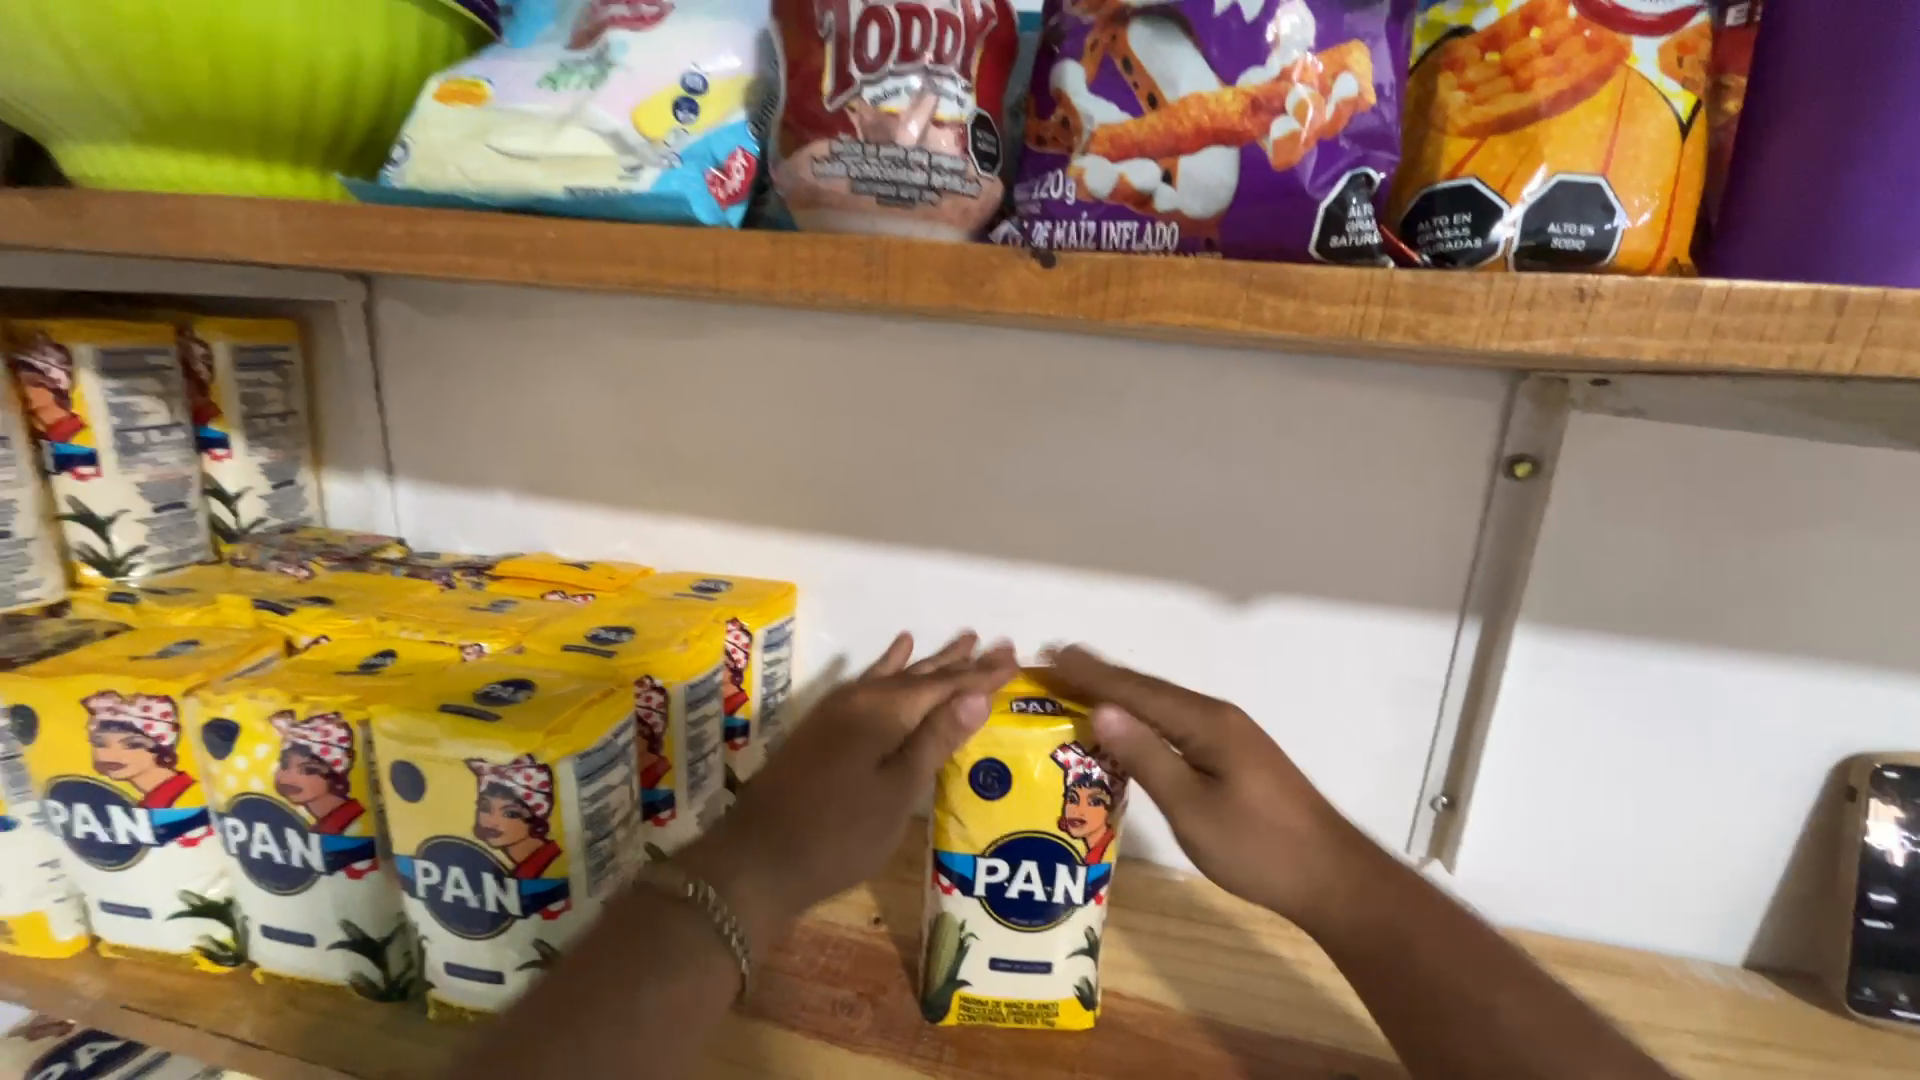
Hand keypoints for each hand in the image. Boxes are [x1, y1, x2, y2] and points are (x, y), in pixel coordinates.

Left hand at [680, 632, 1018, 952]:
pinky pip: (869, 683)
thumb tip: (977, 693)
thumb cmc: (839, 833)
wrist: (757, 859)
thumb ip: (936, 739)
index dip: (981, 674)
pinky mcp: (824, 726)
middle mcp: (862, 699)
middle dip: (960, 662)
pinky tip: (894, 655)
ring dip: (928, 661)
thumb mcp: (898, 791)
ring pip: (896, 676)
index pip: (945, 686)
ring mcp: (839, 710)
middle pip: (922, 675)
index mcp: (885, 712)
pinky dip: (887, 668)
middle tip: (996, 643)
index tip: (1013, 656)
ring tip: (960, 639)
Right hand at [1041, 645, 1375, 926]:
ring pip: (1161, 705)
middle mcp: (1215, 716)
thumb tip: (1102, 710)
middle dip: (1099, 676)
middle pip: (1147, 689)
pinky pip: (1173, 723)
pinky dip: (1140, 716)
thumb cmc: (1258, 848)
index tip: (1051, 653)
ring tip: (1077, 686)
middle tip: (1053, 663)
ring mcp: (1227, 734)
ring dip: (1118, 694)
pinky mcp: (1232, 754)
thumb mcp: (1192, 807)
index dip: (1091, 673)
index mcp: (1205, 722)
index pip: (1136, 689)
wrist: (1332, 878)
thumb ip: (1146, 756)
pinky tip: (1126, 724)